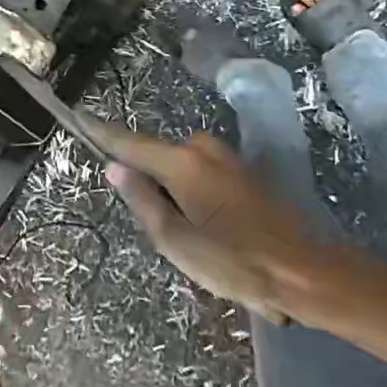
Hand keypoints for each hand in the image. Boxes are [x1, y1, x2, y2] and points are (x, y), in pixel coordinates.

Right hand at [83, 115, 334, 323]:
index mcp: (183, 162)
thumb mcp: (177, 241)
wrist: (307, 270)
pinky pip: (202, 175)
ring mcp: (227, 158)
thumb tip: (115, 167)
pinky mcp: (244, 172)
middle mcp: (203, 149)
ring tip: (193, 242)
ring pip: (181, 168)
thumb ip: (143, 201)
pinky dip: (193, 194)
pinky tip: (212, 232)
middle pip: (158, 157)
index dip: (103, 133)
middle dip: (148, 182)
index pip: (131, 143)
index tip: (79, 116)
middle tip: (161, 230)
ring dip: (175, 193)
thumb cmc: (236, 261)